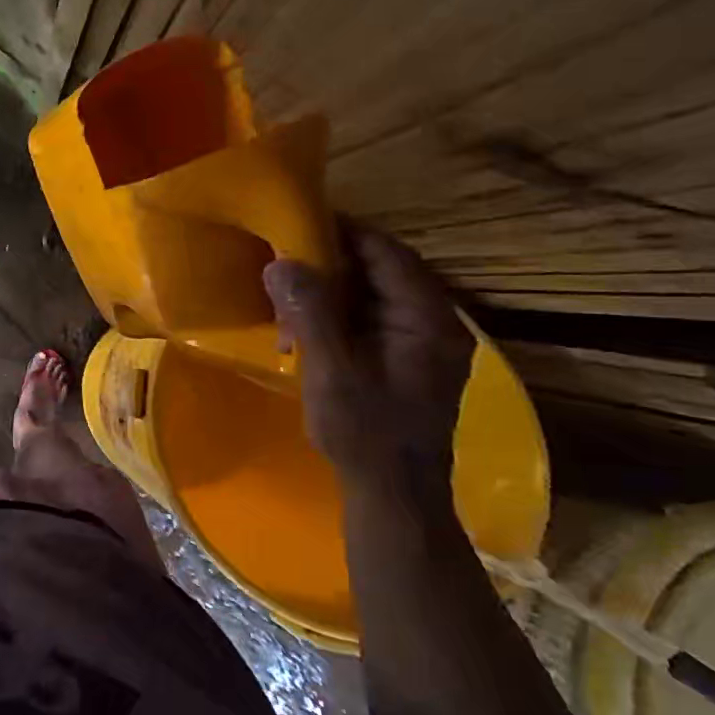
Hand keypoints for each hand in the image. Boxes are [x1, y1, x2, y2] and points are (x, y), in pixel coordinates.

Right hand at [262, 223, 471, 492]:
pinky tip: (303, 325)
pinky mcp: (403, 360)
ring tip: (286, 294)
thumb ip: (310, 312)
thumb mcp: (332, 369)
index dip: (346, 232)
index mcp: (427, 321)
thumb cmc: (365, 431)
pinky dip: (335, 312)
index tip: (299, 220)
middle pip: (381, 271)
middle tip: (284, 257)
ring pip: (372, 294)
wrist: (392, 494)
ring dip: (329, 289)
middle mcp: (433, 325)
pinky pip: (368, 318)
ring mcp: (420, 344)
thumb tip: (282, 261)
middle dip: (331, 261)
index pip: (389, 255)